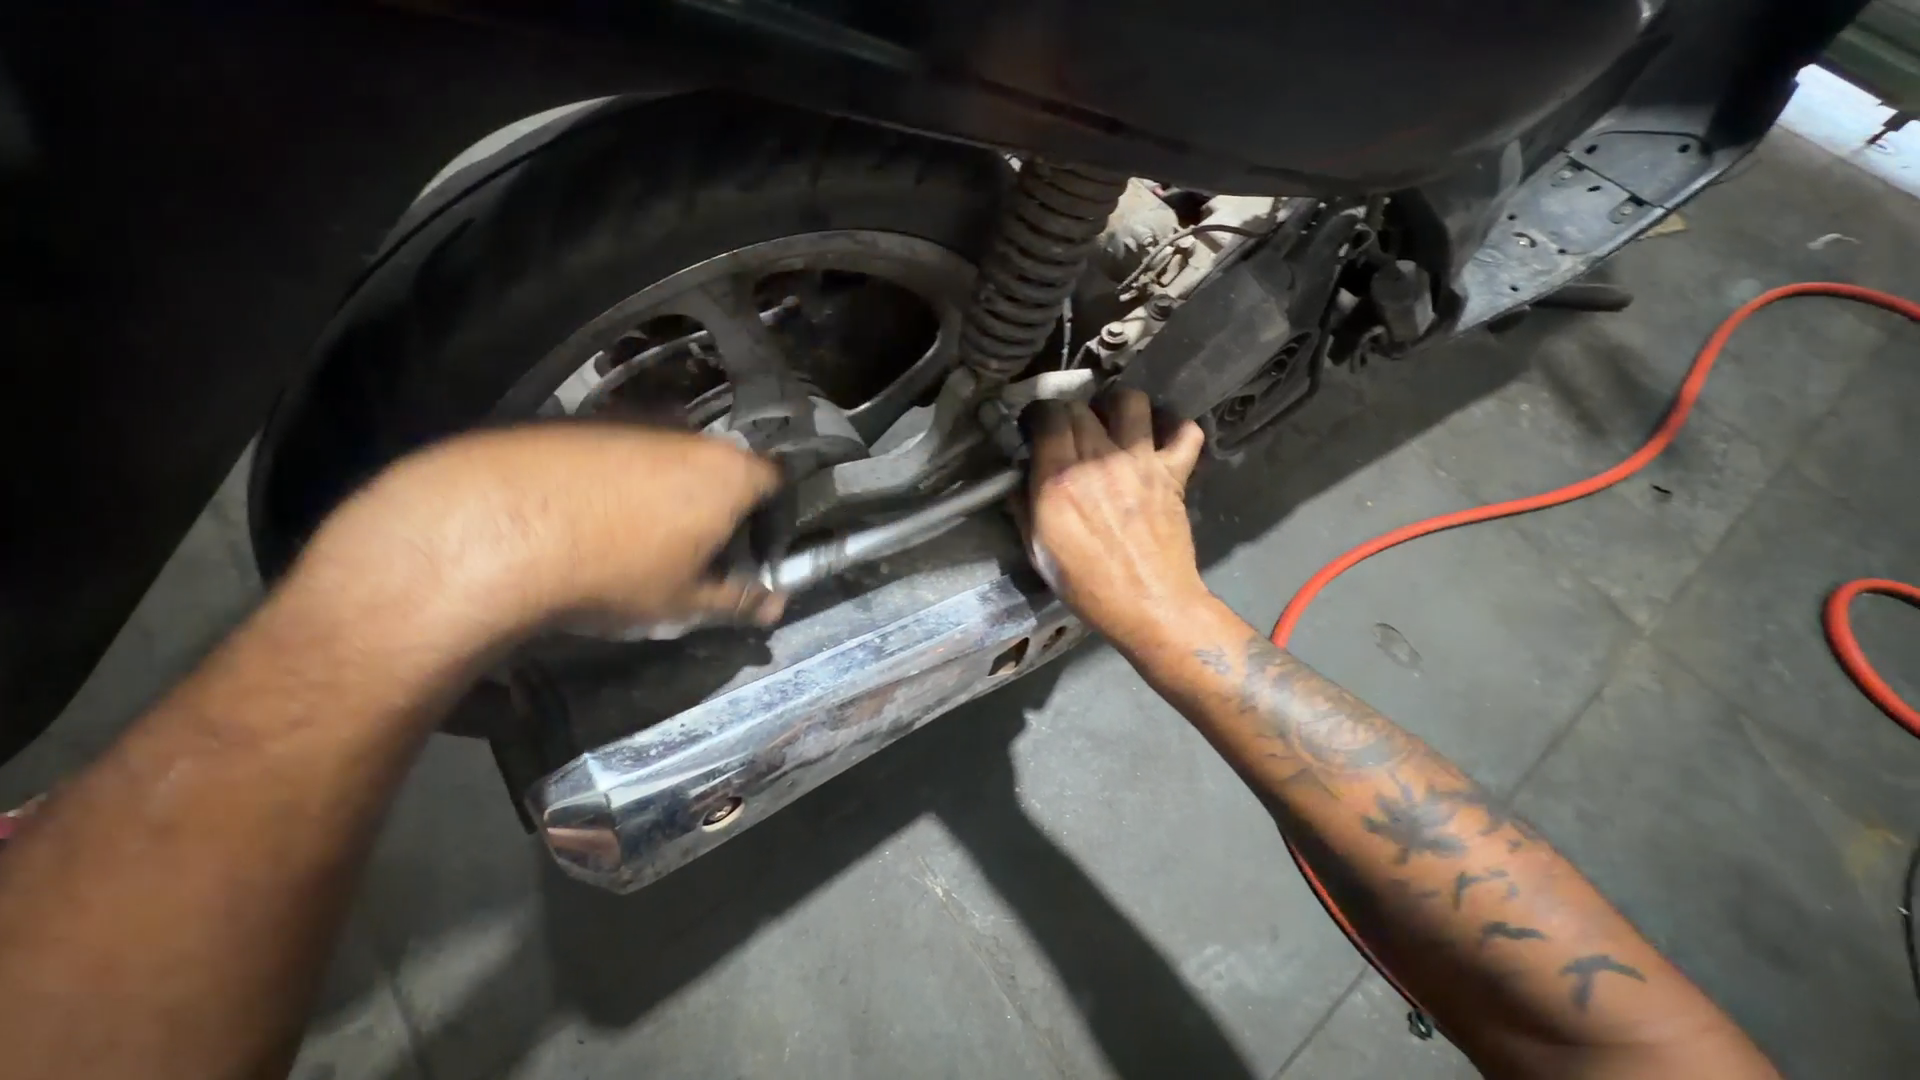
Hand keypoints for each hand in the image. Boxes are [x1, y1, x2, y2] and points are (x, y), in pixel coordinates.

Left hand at [297, 423, 780, 643]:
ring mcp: (630, 423)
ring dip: (665, 494)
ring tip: (633, 541)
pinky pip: (617, 454)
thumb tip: (776, 607)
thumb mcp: (683, 602)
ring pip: (667, 459)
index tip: (753, 549)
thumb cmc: (613, 572)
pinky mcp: (578, 424)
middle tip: (694, 552)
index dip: (774, 515)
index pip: (777, 480)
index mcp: (728, 473)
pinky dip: (615, 483)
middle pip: (721, 467)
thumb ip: (739, 601)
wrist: (491, 532)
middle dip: (717, 505)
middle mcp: (688, 435)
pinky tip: (584, 522)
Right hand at [1024, 388, 1210, 648]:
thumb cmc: (1087, 587)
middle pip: (1081, 405)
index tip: (1037, 427)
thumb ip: (1023, 506)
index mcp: (1058, 480)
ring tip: (1112, 421)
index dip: (1039, 414)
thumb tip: (1019, 476)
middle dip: (1070, 410)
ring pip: (1132, 402)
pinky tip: (1162, 436)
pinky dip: (1176, 426)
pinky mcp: (1174, 473)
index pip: (1047, 416)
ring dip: (1117, 405)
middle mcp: (1098, 460)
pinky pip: (1185, 432)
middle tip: (1068, 430)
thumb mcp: (1038, 551)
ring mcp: (1141, 462)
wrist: (1150, 606)